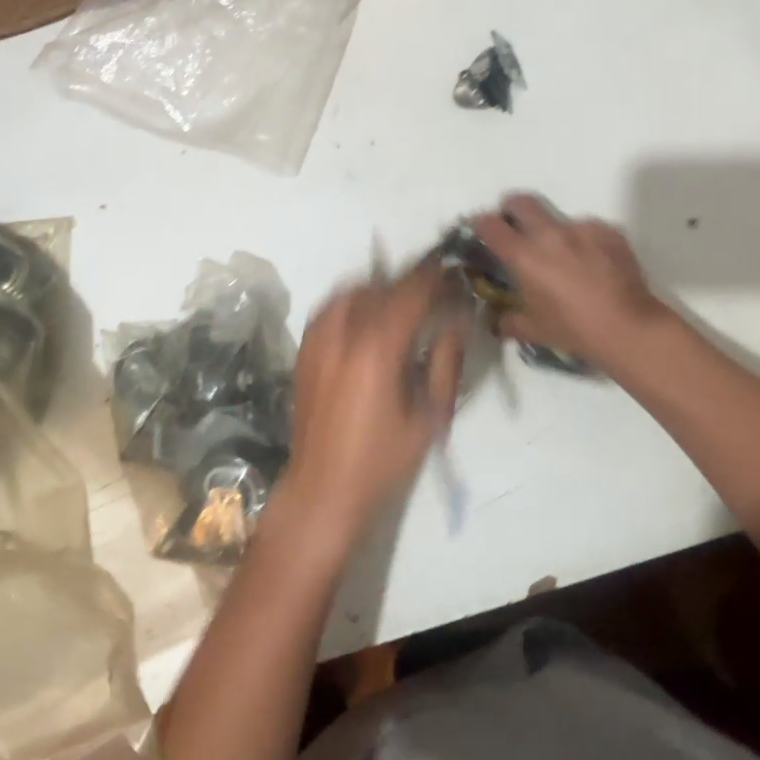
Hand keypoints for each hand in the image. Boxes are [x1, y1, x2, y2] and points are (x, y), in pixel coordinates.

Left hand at [285, 265, 465, 532]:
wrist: (324, 488)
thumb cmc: (383, 459)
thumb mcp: (428, 415)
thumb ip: (445, 361)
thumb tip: (455, 322)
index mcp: (377, 348)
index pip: (410, 293)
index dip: (434, 276)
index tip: (452, 270)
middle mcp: (342, 335)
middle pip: (378, 287)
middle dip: (408, 281)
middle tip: (432, 289)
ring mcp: (317, 342)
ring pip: (348, 293)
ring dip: (377, 288)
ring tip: (399, 300)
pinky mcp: (304, 354)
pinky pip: (327, 311)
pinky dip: (349, 302)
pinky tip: (365, 319)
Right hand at [471, 194, 682, 369]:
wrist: (628, 327)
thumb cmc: (573, 329)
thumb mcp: (531, 330)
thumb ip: (506, 320)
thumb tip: (496, 319)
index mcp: (524, 255)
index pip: (489, 224)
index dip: (480, 223)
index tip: (480, 230)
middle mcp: (549, 233)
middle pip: (520, 201)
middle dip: (511, 209)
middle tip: (514, 228)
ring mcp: (582, 228)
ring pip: (558, 219)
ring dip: (553, 233)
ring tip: (565, 259)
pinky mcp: (609, 231)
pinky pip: (588, 230)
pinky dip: (583, 243)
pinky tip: (592, 265)